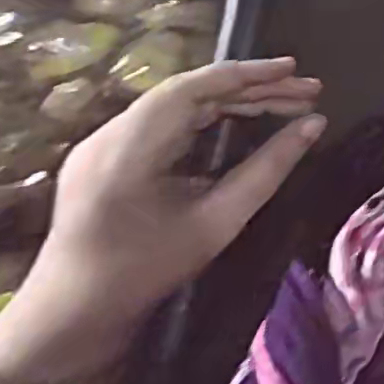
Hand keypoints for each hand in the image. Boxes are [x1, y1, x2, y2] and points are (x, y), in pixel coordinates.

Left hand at [0, 58, 326, 383]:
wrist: (69, 314)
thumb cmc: (146, 272)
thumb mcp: (219, 222)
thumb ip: (269, 168)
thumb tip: (314, 124)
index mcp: (126, 153)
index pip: (190, 90)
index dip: (245, 74)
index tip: (293, 69)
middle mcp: (109, 136)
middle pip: (190, 92)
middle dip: (252, 87)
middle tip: (308, 90)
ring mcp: (105, 142)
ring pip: (182, 103)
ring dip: (237, 98)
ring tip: (289, 101)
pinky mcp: (110, 152)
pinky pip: (169, 119)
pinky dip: (214, 113)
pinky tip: (247, 116)